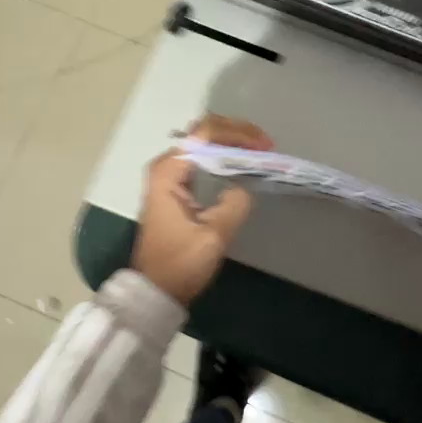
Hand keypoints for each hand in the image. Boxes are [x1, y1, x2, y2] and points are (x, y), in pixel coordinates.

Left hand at [131, 116, 272, 304]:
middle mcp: (166, 165)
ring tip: (259, 151)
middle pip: (204, 131)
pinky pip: (203, 157)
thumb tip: (244, 186)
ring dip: (232, 141)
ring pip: (204, 142)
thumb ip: (234, 204)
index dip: (238, 134)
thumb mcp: (213, 237)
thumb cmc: (180, 264)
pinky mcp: (176, 186)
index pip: (206, 134)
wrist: (155, 291)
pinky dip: (225, 154)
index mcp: (169, 172)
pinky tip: (243, 162)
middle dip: (237, 133)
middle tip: (266, 146)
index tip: (264, 146)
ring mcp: (169, 174)